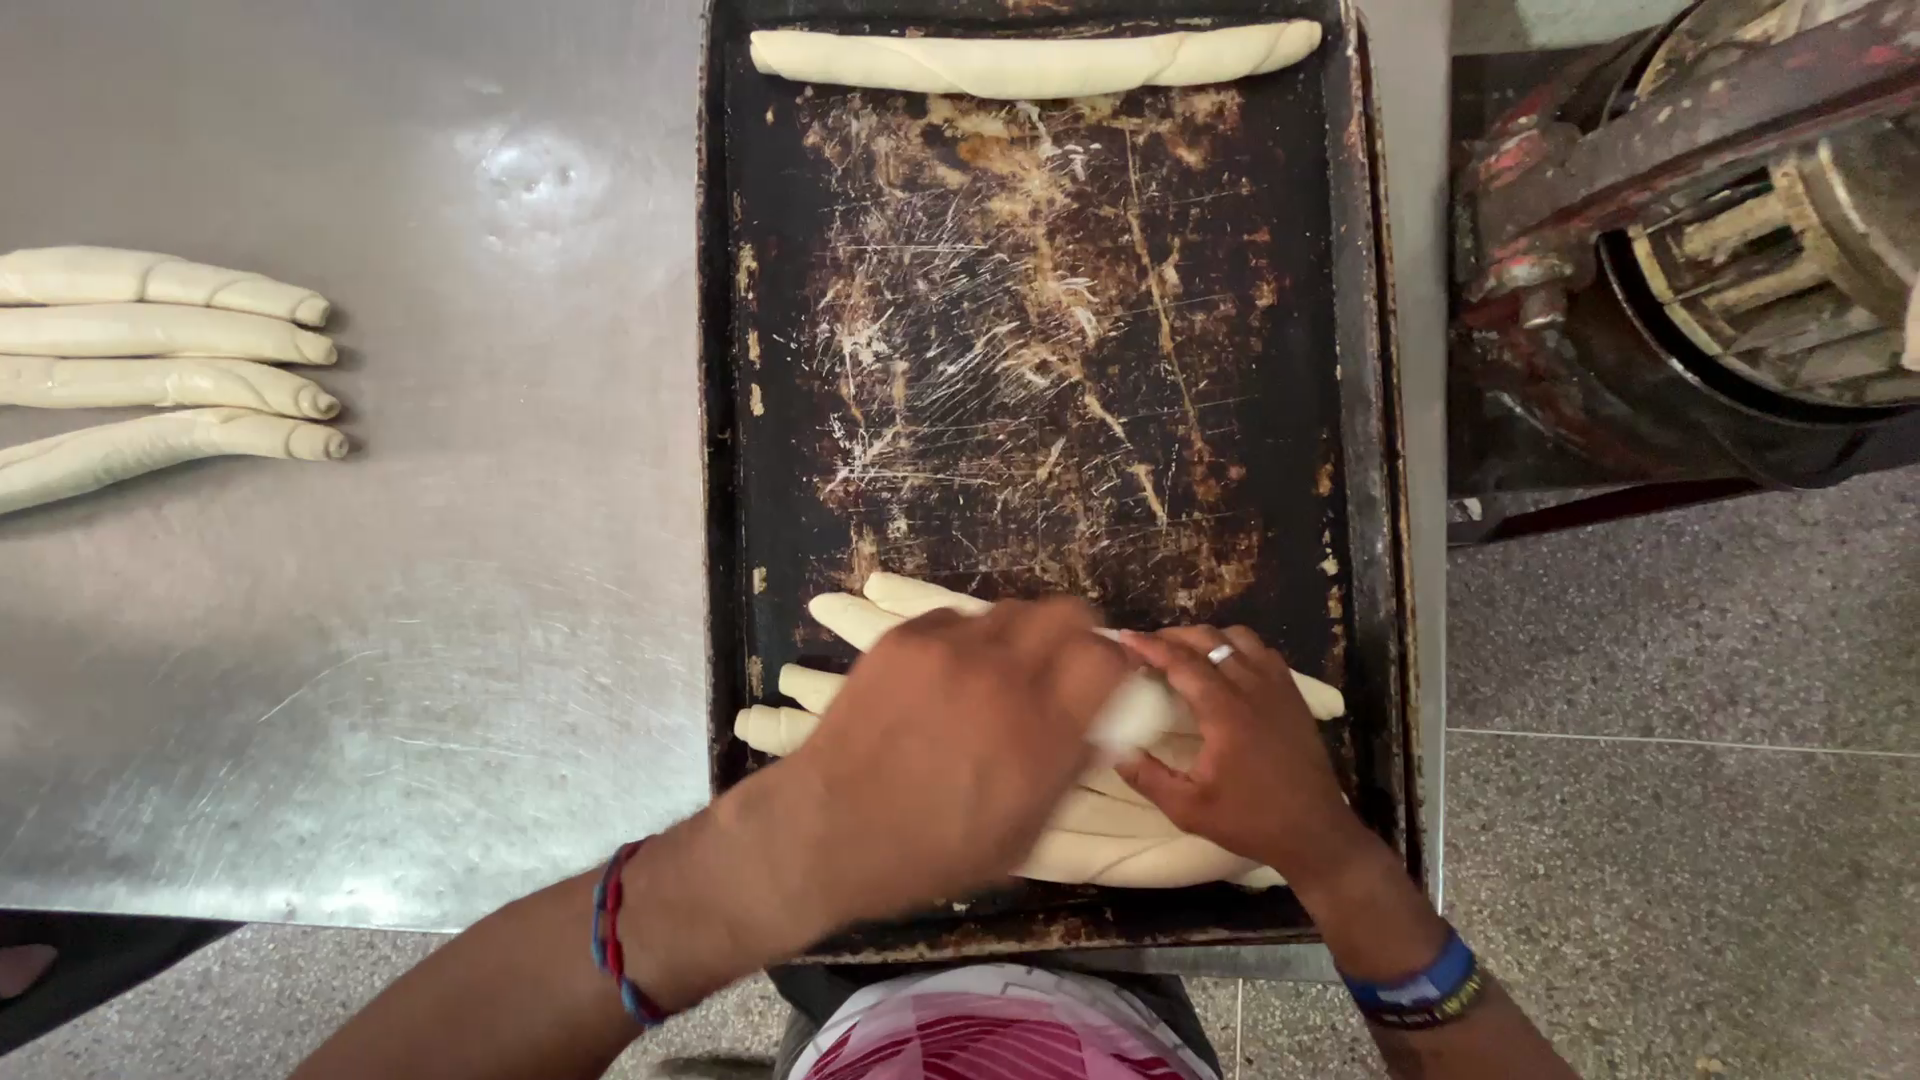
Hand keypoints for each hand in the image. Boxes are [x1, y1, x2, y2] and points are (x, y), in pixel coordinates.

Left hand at [732, 597, 1133, 935]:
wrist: (829, 829)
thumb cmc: (931, 851)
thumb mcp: (1020, 836)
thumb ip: (1067, 773)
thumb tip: (1100, 729)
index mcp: (1040, 732)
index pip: (1106, 658)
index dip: (1115, 661)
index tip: (1106, 676)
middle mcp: (1002, 676)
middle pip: (1066, 612)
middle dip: (1074, 634)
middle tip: (1059, 663)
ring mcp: (949, 649)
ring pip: (1011, 610)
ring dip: (1019, 636)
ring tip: (998, 670)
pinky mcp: (904, 638)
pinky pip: (956, 618)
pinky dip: (966, 640)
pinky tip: (946, 674)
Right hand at [1115, 626, 1374, 887]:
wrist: (1315, 833)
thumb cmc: (1250, 820)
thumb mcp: (1187, 808)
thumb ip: (1146, 776)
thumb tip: (1113, 748)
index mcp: (1224, 711)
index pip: (1181, 662)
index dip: (1149, 646)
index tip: (1124, 638)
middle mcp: (1252, 688)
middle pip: (1207, 639)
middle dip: (1172, 636)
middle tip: (1146, 646)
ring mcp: (1277, 688)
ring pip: (1237, 638)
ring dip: (1205, 637)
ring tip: (1183, 652)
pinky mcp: (1293, 695)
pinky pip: (1262, 652)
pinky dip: (1237, 646)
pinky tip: (1224, 663)